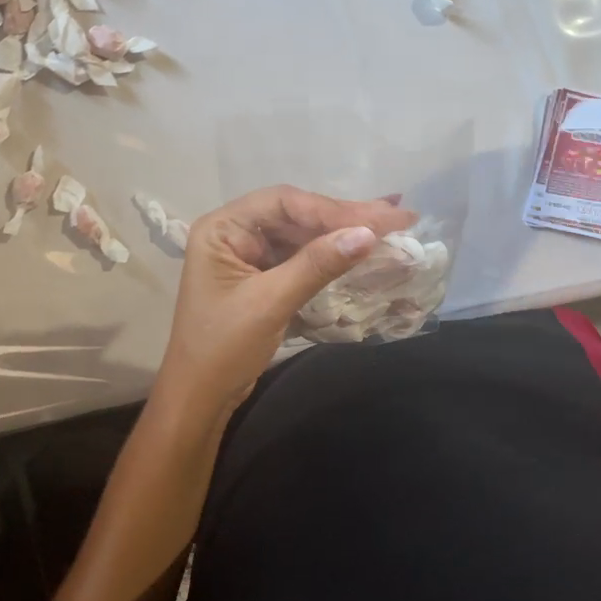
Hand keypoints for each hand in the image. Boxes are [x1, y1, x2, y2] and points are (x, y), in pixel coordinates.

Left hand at [157, 186, 415, 414]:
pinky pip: (302, 257)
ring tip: (392, 225)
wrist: (200, 397)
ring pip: (303, 235)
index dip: (333, 209)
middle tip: (400, 215)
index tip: (379, 219)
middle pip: (297, 214)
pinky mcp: (263, 278)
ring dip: (344, 232)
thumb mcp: (271, 303)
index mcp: (222, 229)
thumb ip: (317, 265)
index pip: (284, 203)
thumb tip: (367, 234)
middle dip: (346, 217)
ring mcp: (249, 256)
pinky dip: (332, 254)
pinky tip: (363, 247)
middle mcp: (234, 233)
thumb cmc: (223, 348)